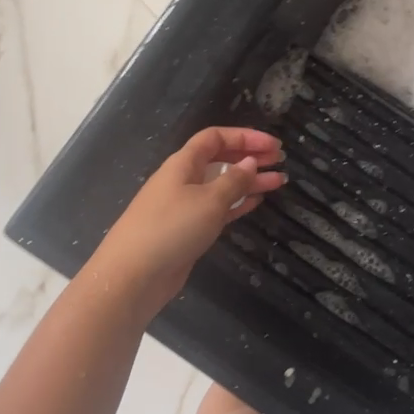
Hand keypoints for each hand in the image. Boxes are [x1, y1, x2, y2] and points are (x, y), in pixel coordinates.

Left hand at [86, 127, 285, 320]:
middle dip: (249, 157)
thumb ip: (233, 180)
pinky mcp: (188, 230)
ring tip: (279, 181)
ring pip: (221, 185)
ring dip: (248, 181)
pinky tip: (257, 201)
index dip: (245, 137)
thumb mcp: (208, 200)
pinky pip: (218, 208)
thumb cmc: (171, 228)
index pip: (216, 138)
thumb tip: (250, 162)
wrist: (133, 276)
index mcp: (183, 163)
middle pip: (220, 159)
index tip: (273, 145)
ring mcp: (184, 206)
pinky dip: (237, 203)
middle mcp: (183, 179)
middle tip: (279, 160)